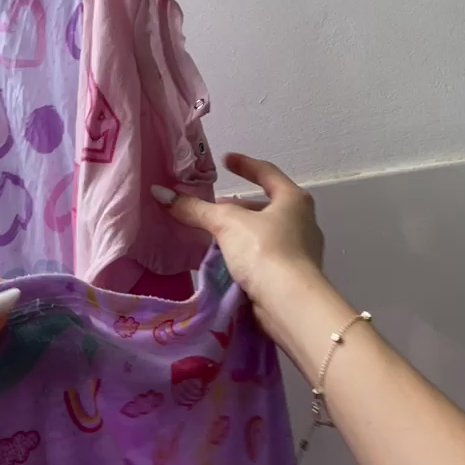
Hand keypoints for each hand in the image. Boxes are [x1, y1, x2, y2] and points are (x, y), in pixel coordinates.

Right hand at [157, 152, 327, 343]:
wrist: (291, 304)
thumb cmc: (265, 251)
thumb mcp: (226, 224)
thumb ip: (195, 209)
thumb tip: (160, 193)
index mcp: (294, 199)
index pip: (267, 173)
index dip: (244, 164)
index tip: (226, 160)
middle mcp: (303, 220)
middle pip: (266, 205)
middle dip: (239, 206)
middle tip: (214, 206)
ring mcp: (302, 250)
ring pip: (266, 232)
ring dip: (242, 231)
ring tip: (215, 234)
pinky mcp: (294, 276)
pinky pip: (266, 255)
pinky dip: (247, 253)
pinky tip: (228, 260)